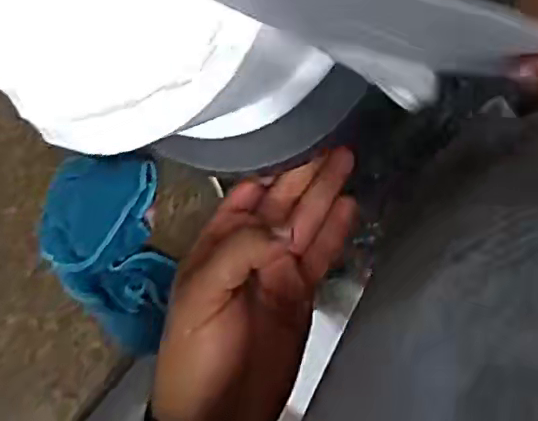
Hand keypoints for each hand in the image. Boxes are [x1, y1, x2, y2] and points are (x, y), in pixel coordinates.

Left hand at [152, 149, 357, 420]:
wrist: (216, 416)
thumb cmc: (189, 357)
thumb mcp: (201, 291)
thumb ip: (240, 250)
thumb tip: (282, 228)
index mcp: (221, 239)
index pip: (253, 190)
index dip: (277, 166)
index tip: (300, 142)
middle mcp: (252, 248)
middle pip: (286, 199)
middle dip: (309, 171)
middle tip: (333, 146)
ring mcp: (278, 270)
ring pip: (308, 220)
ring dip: (327, 191)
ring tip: (345, 162)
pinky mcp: (300, 294)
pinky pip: (321, 253)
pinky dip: (336, 230)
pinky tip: (348, 208)